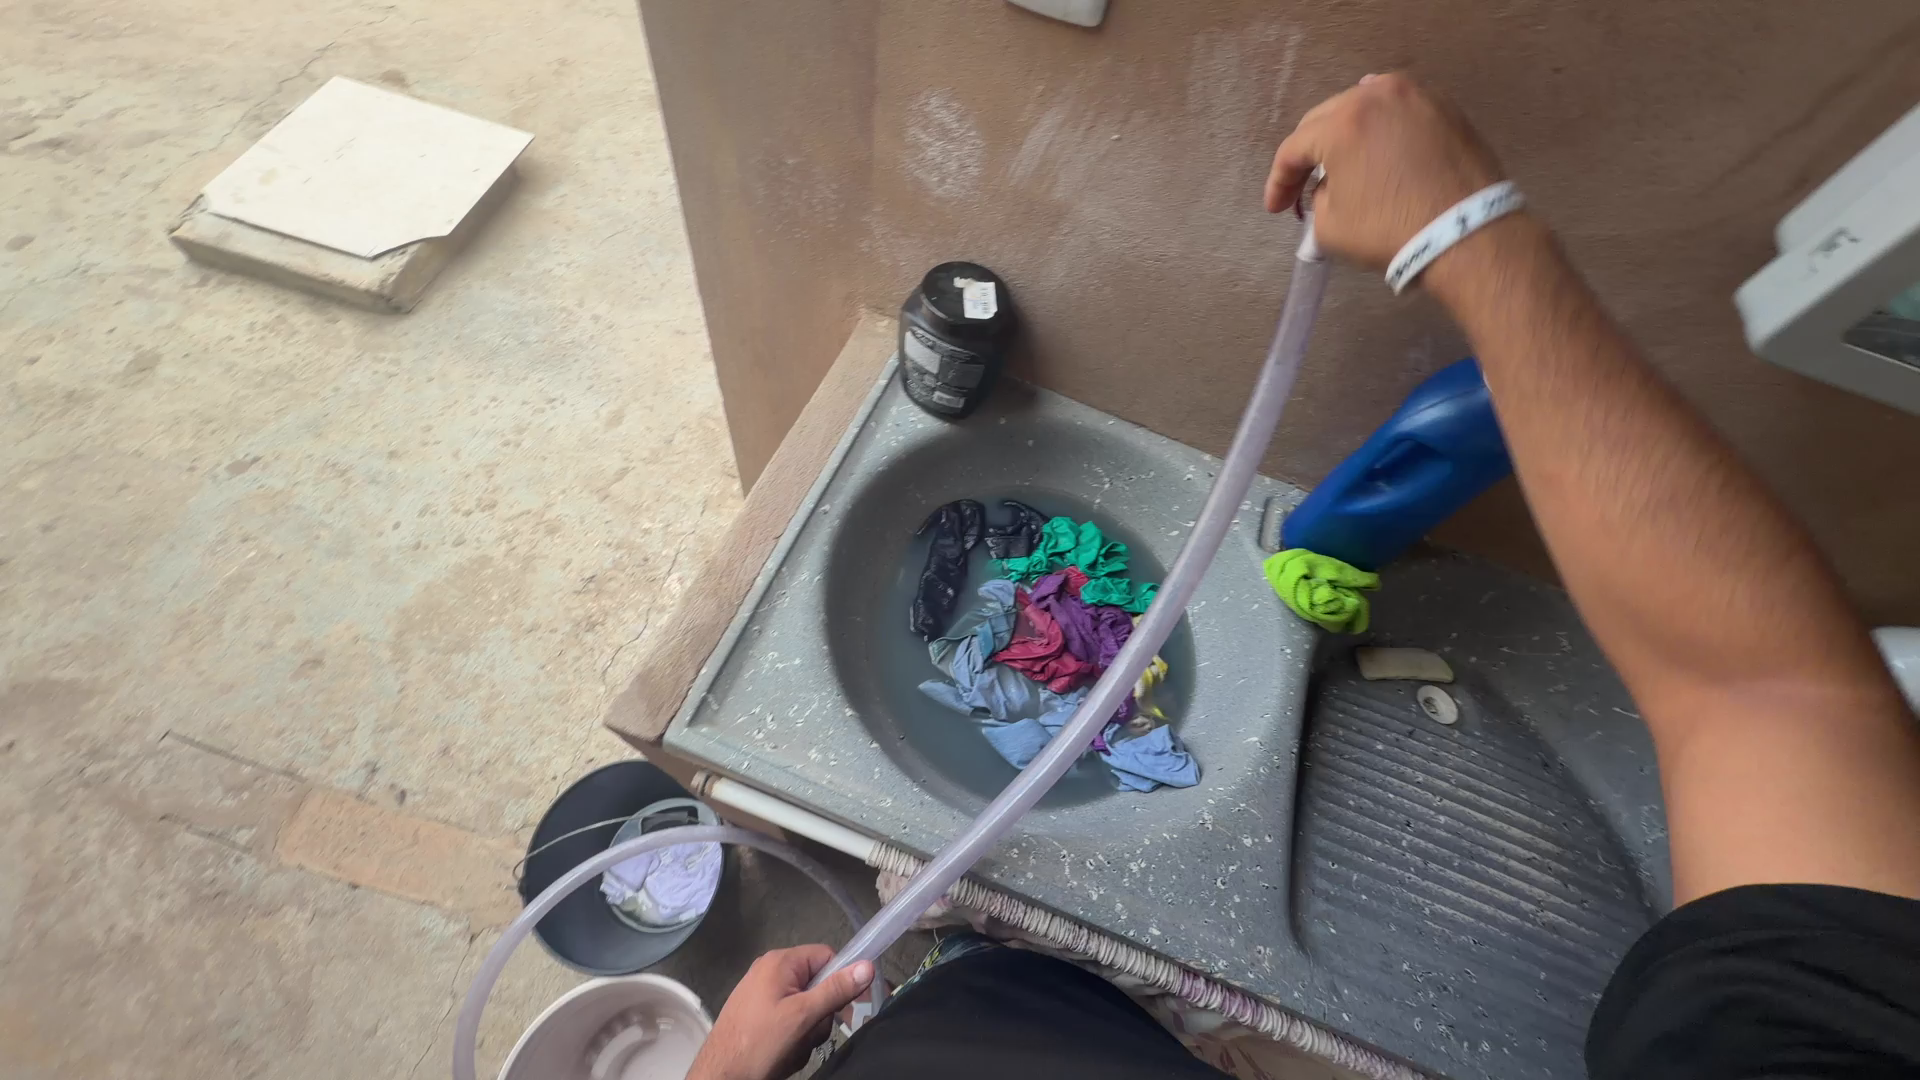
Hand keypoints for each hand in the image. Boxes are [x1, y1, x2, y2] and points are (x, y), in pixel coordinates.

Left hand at [687, 946, 875, 1079]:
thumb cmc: (760, 1044)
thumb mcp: (802, 1017)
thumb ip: (836, 990)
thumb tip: (869, 965)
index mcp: (781, 961)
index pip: (826, 957)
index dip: (839, 981)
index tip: (845, 1010)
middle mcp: (770, 970)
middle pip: (816, 983)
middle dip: (819, 1014)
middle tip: (809, 1035)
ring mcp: (760, 993)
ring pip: (803, 1005)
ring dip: (806, 1030)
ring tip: (792, 1050)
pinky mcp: (755, 1014)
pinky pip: (787, 1018)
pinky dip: (791, 1036)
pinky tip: (782, 1054)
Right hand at [1264, 73, 1505, 269]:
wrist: (1462, 230)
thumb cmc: (1386, 229)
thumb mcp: (1329, 225)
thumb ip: (1319, 196)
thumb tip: (1330, 184)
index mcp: (1343, 123)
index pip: (1293, 148)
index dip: (1278, 182)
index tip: (1276, 209)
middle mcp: (1378, 94)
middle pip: (1324, 119)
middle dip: (1306, 155)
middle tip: (1299, 188)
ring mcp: (1416, 95)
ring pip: (1361, 107)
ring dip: (1341, 136)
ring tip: (1336, 165)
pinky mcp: (1443, 106)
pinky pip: (1395, 112)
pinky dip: (1376, 131)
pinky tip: (1371, 152)